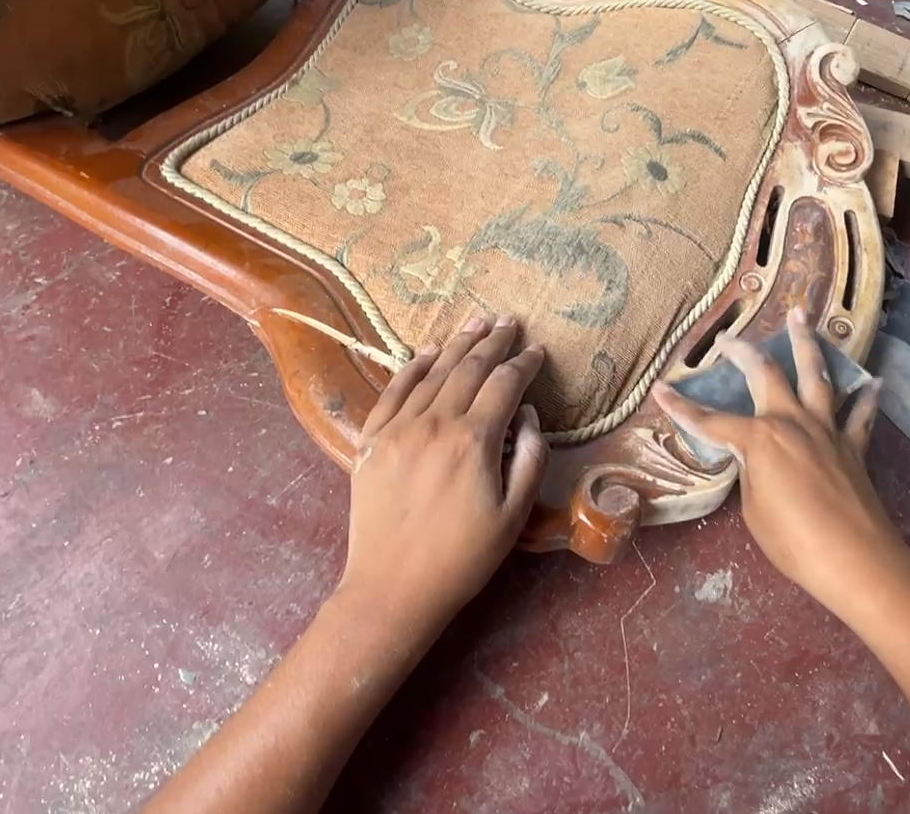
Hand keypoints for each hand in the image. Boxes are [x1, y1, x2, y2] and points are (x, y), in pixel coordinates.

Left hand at [336, 314, 548, 634]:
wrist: (393, 589)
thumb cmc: (462, 558)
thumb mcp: (514, 515)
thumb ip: (530, 457)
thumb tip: (526, 413)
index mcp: (474, 441)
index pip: (505, 384)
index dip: (524, 363)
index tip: (537, 350)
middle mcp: (435, 423)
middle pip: (469, 368)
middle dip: (493, 341)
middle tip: (509, 321)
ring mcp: (399, 429)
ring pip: (433, 372)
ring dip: (458, 343)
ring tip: (476, 321)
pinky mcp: (373, 440)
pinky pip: (393, 391)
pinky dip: (412, 366)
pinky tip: (427, 351)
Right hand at [653, 309, 903, 616]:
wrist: (854, 559)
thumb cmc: (792, 540)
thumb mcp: (752, 507)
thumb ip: (750, 471)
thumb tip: (753, 456)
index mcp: (759, 437)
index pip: (710, 419)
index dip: (682, 407)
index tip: (660, 389)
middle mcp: (791, 421)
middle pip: (765, 373)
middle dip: (742, 351)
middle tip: (729, 337)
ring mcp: (826, 429)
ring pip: (816, 375)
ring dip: (807, 343)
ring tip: (802, 316)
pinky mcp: (854, 446)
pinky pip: (861, 414)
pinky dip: (867, 396)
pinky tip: (875, 380)